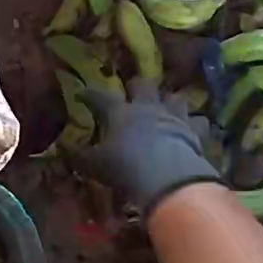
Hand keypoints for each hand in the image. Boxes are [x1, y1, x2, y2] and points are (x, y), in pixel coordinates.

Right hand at [80, 80, 222, 216]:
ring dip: (170, 101)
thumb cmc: (125, 168)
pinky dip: (195, 124)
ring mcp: (174, 116)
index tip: (82, 94)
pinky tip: (194, 129)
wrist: (167, 177)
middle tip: (133, 92)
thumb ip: (79, 156)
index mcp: (119, 112)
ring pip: (175, 97)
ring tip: (168, 106)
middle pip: (143, 85)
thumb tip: (64, 148)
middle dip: (137, 86)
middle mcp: (147, 107)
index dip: (89, 94)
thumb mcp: (95, 165)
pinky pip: (199, 121)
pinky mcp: (195, 131)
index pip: (100, 97)